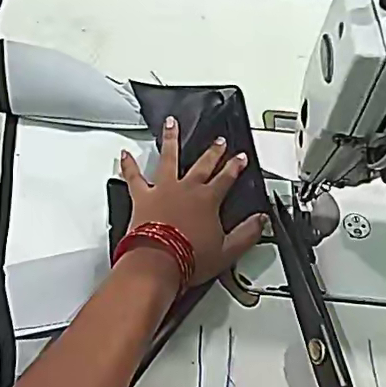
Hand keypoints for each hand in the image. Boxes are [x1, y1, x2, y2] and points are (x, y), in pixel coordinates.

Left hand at [119, 116, 263, 287]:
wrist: (158, 262)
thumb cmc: (189, 258)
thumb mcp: (228, 251)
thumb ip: (247, 234)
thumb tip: (261, 222)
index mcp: (208, 200)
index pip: (227, 178)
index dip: (235, 166)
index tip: (240, 158)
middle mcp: (186, 189)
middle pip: (202, 164)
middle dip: (213, 152)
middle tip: (218, 141)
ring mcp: (163, 190)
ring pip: (168, 158)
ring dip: (171, 139)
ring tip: (171, 124)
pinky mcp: (142, 197)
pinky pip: (134, 177)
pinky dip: (129, 165)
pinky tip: (125, 154)